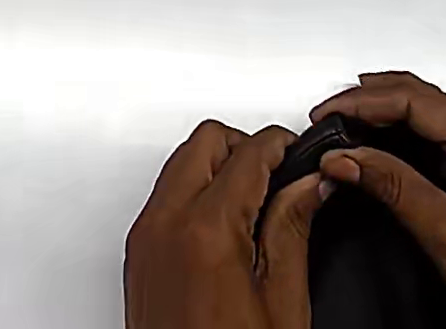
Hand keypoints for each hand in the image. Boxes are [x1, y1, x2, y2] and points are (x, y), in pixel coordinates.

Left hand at [125, 121, 329, 328]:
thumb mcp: (282, 305)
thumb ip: (293, 227)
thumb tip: (308, 184)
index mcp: (206, 230)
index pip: (249, 152)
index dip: (281, 144)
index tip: (298, 151)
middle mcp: (166, 222)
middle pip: (207, 140)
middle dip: (245, 146)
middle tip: (277, 173)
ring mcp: (146, 236)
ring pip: (182, 159)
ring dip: (218, 163)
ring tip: (254, 198)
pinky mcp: (137, 252)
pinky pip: (166, 191)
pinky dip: (195, 187)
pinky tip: (224, 219)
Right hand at [311, 73, 445, 328]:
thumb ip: (396, 190)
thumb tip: (347, 158)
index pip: (412, 98)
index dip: (363, 101)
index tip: (329, 112)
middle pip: (414, 95)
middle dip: (365, 101)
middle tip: (327, 116)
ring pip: (419, 110)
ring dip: (376, 115)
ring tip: (341, 126)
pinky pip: (428, 133)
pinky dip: (393, 133)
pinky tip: (371, 143)